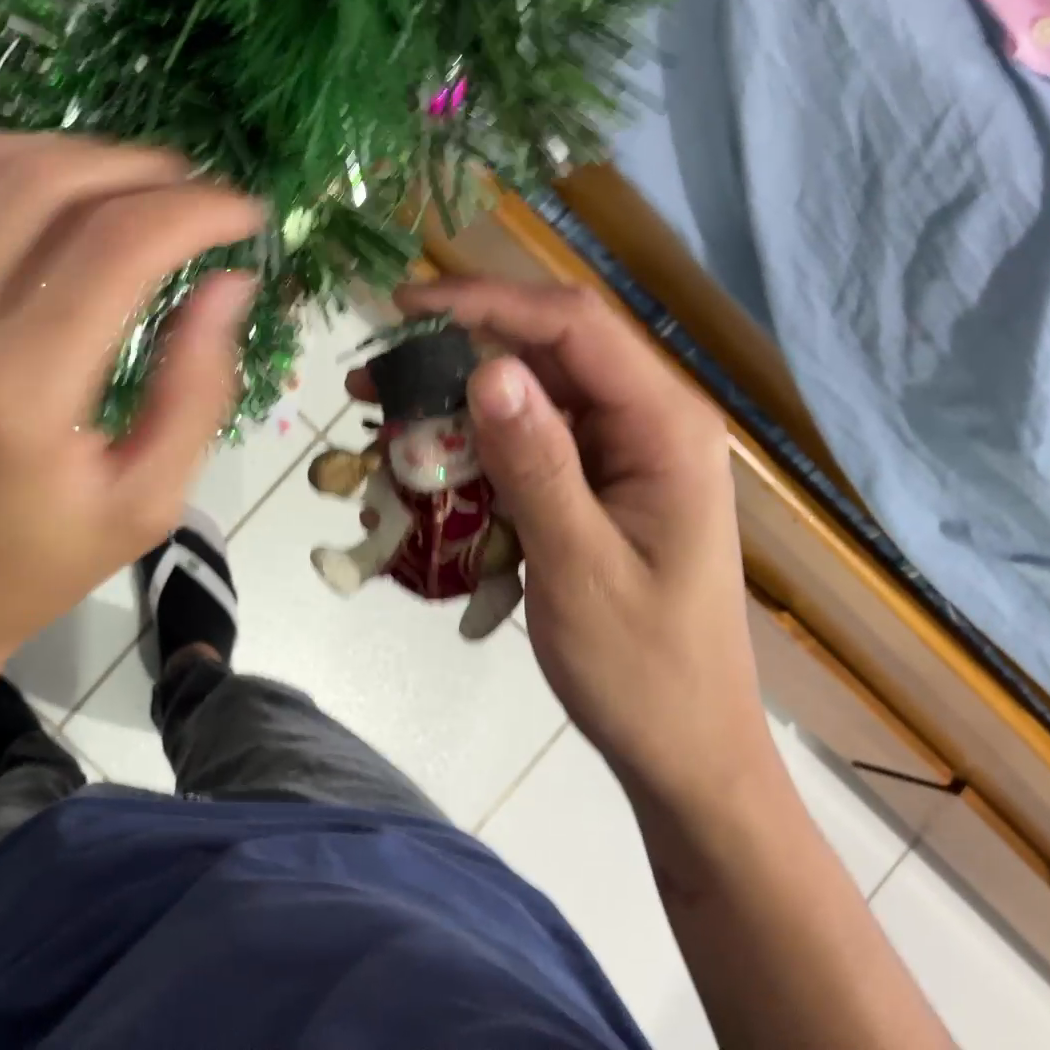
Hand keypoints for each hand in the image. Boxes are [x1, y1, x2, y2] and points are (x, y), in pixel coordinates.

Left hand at [0, 133, 262, 789]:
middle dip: (140, 168)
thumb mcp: (139, 508)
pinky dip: (15, 181)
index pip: (117, 245)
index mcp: (13, 395)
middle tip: (196, 196)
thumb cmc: (23, 578)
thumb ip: (195, 391)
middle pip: (47, 180)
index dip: (196, 210)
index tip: (245, 213)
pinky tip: (62, 210)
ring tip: (138, 191)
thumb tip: (228, 284)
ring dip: (77, 159)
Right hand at [361, 279, 769, 805]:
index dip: (486, 304)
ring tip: (379, 419)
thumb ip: (537, 464)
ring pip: (525, 399)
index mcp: (663, 429)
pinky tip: (418, 468)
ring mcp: (616, 458)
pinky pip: (520, 447)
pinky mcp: (590, 490)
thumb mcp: (579, 565)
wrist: (680, 746)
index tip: (403, 310)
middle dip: (454, 353)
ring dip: (451, 404)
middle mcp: (643, 426)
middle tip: (370, 377)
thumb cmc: (639, 665)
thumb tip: (490, 371)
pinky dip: (465, 450)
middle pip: (544, 354)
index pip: (573, 328)